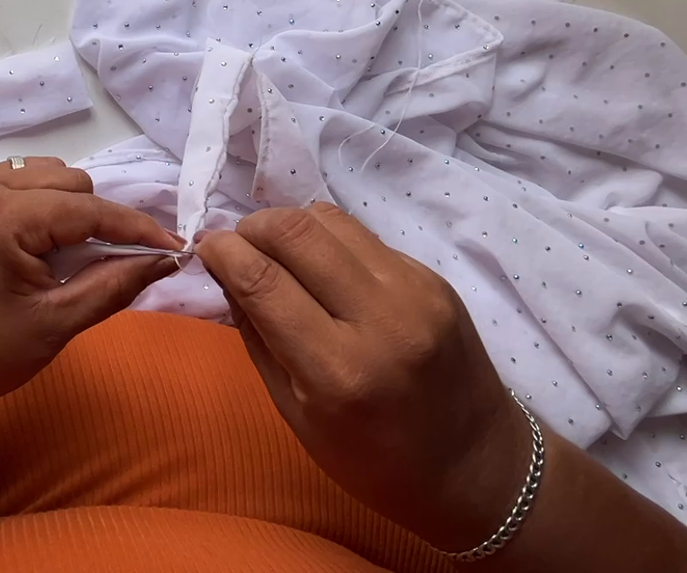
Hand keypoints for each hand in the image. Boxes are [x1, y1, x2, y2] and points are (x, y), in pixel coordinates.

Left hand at [0, 157, 181, 419]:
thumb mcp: (57, 324)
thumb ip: (115, 285)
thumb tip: (164, 259)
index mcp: (2, 217)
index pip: (87, 209)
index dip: (136, 229)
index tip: (176, 247)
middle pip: (71, 182)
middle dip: (99, 220)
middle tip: (109, 265)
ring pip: (49, 174)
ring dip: (72, 207)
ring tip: (70, 256)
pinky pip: (23, 179)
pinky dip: (45, 203)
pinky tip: (43, 241)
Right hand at [195, 202, 531, 551]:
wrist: (482, 468)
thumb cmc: (373, 459)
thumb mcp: (293, 411)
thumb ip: (254, 334)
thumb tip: (223, 271)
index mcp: (339, 372)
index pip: (262, 280)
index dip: (222, 251)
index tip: (205, 248)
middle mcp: (382, 320)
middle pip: (294, 231)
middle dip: (250, 227)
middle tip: (238, 246)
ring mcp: (415, 291)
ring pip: (326, 218)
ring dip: (286, 225)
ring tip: (277, 253)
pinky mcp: (432, 276)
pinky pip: (359, 234)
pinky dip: (325, 240)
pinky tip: (323, 268)